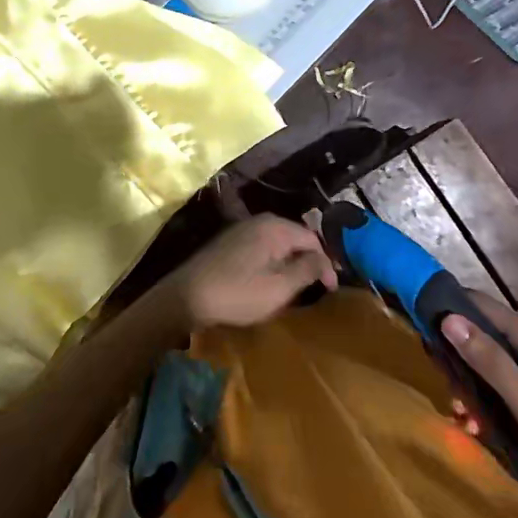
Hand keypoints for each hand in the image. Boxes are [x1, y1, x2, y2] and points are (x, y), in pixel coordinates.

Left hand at [172, 216, 337, 329]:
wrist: (186, 297)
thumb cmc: (238, 293)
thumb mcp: (279, 288)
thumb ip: (307, 270)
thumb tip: (326, 261)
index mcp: (276, 227)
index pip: (313, 239)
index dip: (325, 264)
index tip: (331, 289)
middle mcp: (261, 221)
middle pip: (296, 239)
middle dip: (308, 262)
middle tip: (317, 287)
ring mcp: (243, 230)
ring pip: (279, 244)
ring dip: (291, 263)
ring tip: (297, 286)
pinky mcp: (231, 242)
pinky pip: (263, 248)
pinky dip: (274, 263)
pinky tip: (271, 281)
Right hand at [441, 292, 517, 515]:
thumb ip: (490, 361)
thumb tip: (449, 318)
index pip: (484, 306)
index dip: (452, 310)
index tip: (421, 324)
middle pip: (489, 334)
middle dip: (461, 358)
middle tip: (446, 390)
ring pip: (496, 362)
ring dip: (475, 385)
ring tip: (463, 416)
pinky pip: (509, 382)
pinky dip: (492, 398)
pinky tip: (482, 424)